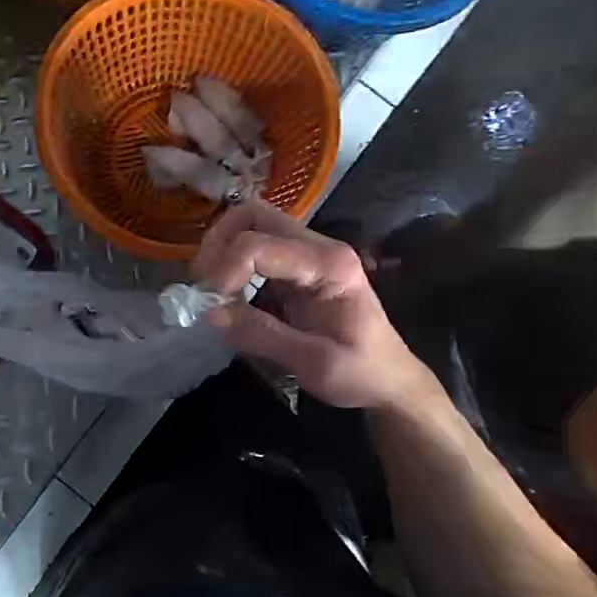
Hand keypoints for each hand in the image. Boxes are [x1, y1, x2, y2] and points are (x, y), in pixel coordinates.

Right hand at [191, 200, 438, 408]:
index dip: (225, 270)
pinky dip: (233, 264)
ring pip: (252, 226)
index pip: (259, 244)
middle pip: (254, 215)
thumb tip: (212, 314)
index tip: (213, 307)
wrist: (390, 381)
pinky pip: (257, 249)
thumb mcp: (316, 364)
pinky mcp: (298, 270)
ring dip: (223, 250)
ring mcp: (309, 255)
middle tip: (205, 285)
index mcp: (330, 264)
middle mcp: (319, 248)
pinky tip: (228, 295)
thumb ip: (265, 336)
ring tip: (213, 290)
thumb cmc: (362, 373)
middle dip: (219, 244)